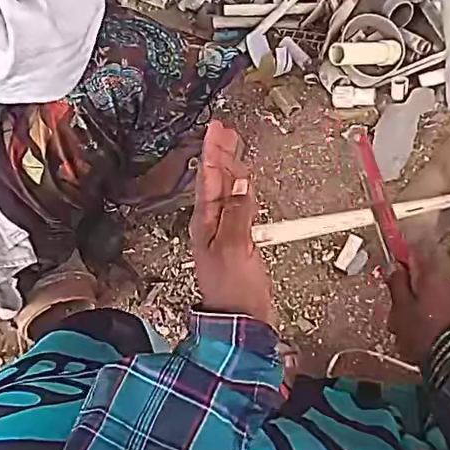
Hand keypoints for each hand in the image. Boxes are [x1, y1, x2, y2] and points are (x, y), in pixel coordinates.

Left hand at [191, 121, 274, 325]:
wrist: (241, 321)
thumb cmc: (233, 290)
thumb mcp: (235, 248)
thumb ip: (237, 214)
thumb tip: (239, 182)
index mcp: (205, 223)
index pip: (209, 179)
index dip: (213, 152)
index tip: (217, 128)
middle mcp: (211, 225)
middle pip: (215, 181)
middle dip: (220, 154)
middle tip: (226, 130)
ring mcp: (224, 233)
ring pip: (225, 192)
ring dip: (230, 169)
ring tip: (234, 148)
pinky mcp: (238, 242)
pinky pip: (237, 207)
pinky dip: (241, 191)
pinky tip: (244, 186)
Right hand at [387, 249, 449, 365]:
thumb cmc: (424, 332)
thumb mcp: (400, 306)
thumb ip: (396, 283)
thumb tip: (394, 268)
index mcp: (429, 275)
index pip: (412, 253)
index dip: (398, 256)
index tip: (388, 265)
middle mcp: (443, 283)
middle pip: (417, 276)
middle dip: (402, 288)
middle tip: (393, 305)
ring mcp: (449, 299)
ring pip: (422, 295)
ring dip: (409, 307)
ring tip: (401, 326)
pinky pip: (430, 309)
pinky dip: (419, 318)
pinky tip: (413, 334)